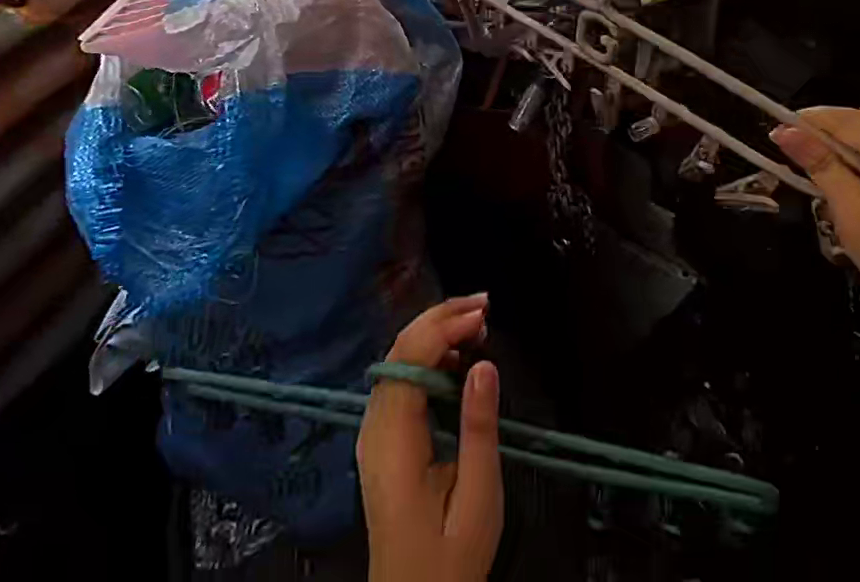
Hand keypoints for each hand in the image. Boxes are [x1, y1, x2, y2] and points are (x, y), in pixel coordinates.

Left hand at [357, 295, 502, 581]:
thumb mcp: (477, 496)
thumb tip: (484, 364)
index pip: (409, 361)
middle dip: (440, 318)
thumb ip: (478, 428)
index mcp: (392, 442)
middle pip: (399, 352)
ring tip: (479, 322)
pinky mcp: (384, 438)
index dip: (444, 328)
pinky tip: (460, 354)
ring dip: (436, 332)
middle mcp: (374, 428)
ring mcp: (375, 432)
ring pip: (399, 361)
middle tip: (484, 304)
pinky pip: (403, 381)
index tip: (483, 315)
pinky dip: (431, 356)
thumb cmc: (449, 558)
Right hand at [772, 106, 859, 326]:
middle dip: (824, 135)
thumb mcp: (854, 215)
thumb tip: (786, 132)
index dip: (812, 122)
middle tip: (784, 146)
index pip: (855, 122)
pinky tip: (835, 172)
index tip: (776, 129)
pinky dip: (855, 160)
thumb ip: (822, 167)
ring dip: (837, 148)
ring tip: (804, 160)